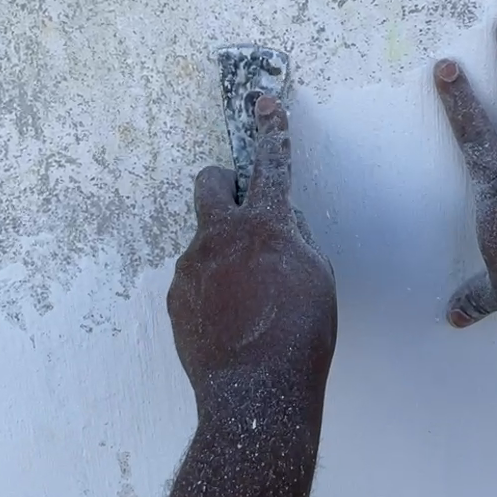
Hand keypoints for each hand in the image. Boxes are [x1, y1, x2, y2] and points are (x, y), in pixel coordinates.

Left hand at [168, 96, 337, 414]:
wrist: (256, 393)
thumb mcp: (320, 278)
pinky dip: (213, 285)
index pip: (270, 165)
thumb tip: (285, 226)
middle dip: (222, 182)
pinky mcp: (176, 296)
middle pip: (208, 182)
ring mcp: (192, 266)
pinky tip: (231, 319)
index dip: (271, 130)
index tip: (264, 103)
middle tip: (242, 208)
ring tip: (248, 297)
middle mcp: (219, 236)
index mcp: (264, 227)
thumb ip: (299, 240)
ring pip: (205, 238)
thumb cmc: (302, 335)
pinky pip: (196, 276)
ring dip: (225, 251)